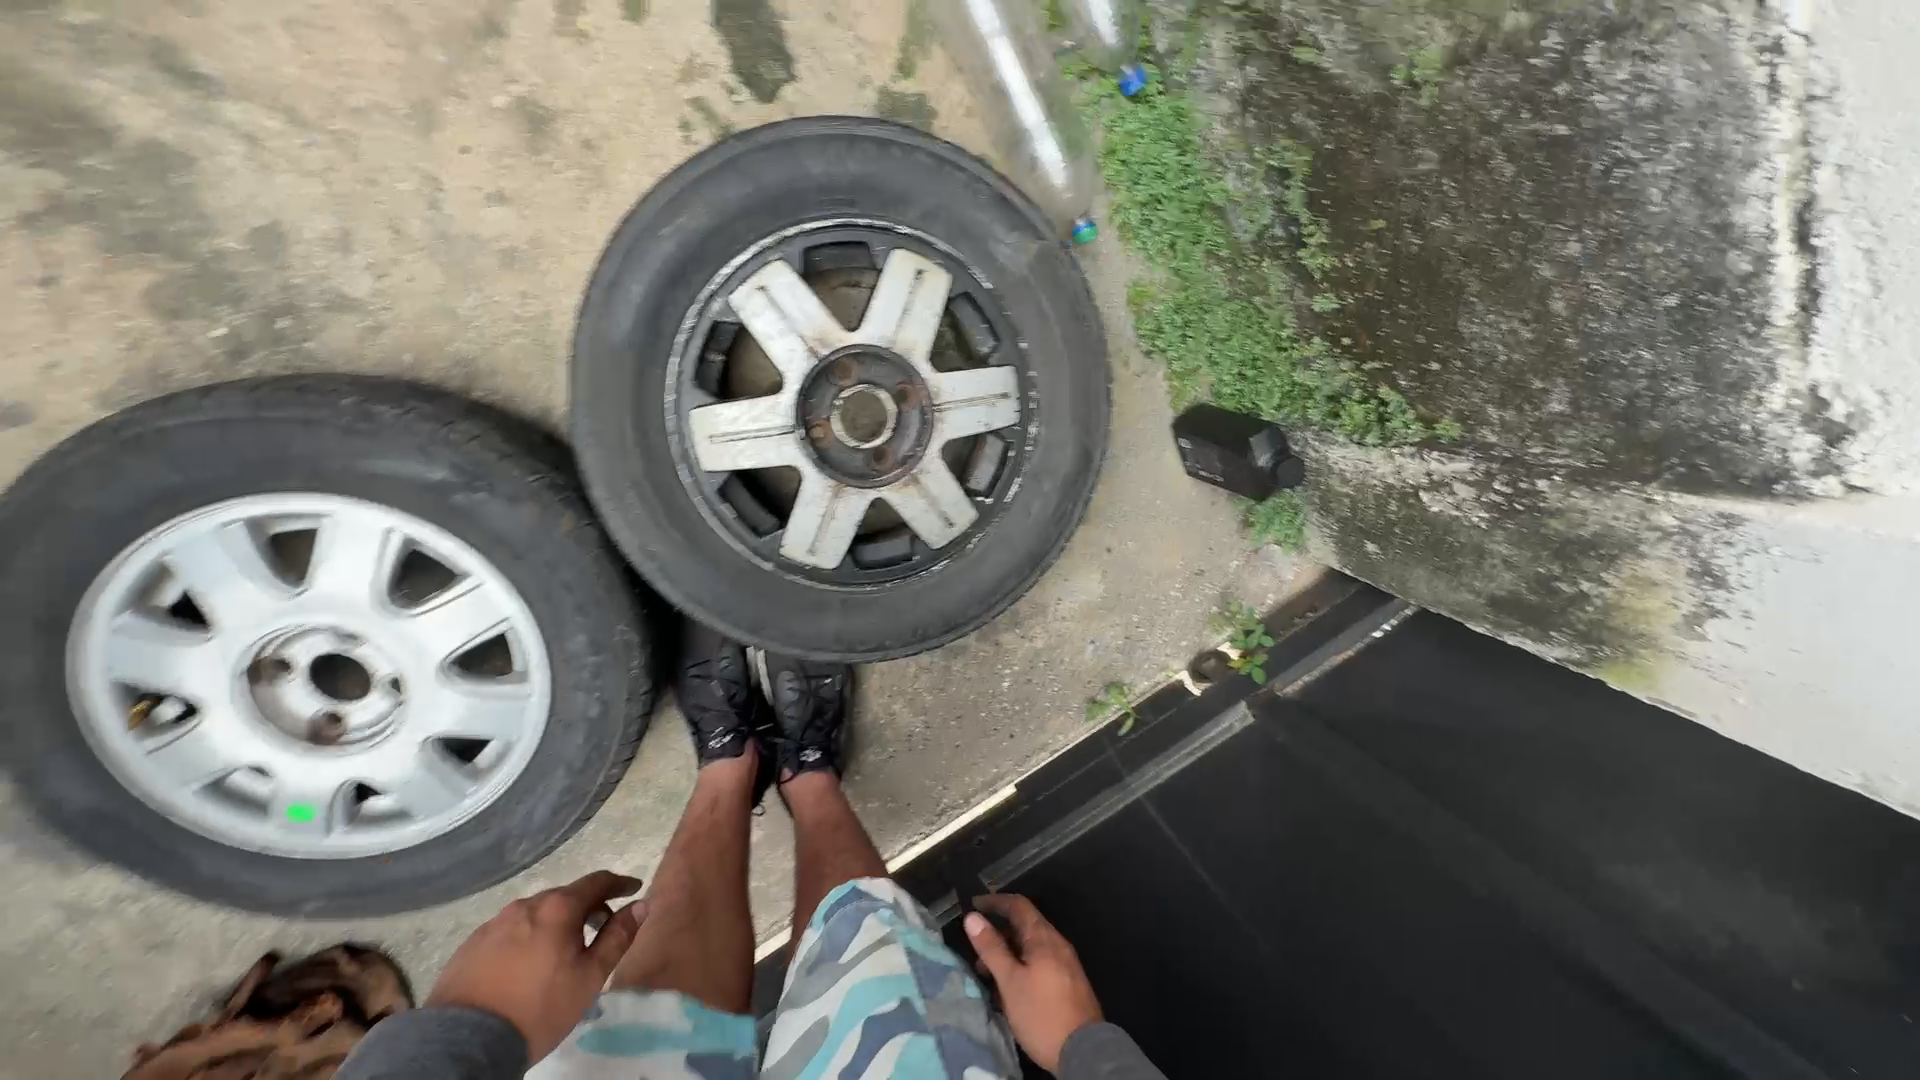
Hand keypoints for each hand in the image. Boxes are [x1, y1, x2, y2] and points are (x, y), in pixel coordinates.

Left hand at [426, 870, 647, 1063]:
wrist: (463, 1043)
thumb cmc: (538, 1008)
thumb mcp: (590, 977)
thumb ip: (618, 937)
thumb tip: (641, 905)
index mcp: (559, 908)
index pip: (598, 881)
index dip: (620, 883)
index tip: (634, 888)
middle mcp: (526, 905)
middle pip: (566, 896)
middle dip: (588, 906)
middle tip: (600, 927)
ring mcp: (495, 923)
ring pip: (536, 913)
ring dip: (556, 922)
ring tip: (562, 949)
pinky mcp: (471, 944)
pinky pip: (510, 930)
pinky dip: (528, 936)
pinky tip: (526, 963)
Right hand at [965, 894, 1102, 1073]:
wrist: (1084, 1052)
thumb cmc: (1042, 1013)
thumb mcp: (1010, 981)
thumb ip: (992, 948)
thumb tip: (973, 917)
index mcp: (1043, 937)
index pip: (1018, 905)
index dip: (995, 902)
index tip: (973, 905)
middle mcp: (1057, 944)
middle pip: (1024, 927)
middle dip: (998, 935)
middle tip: (976, 952)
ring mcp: (1065, 964)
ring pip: (1031, 948)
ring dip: (1008, 955)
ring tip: (988, 976)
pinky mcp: (1067, 983)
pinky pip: (1039, 965)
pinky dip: (1021, 968)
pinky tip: (1009, 991)